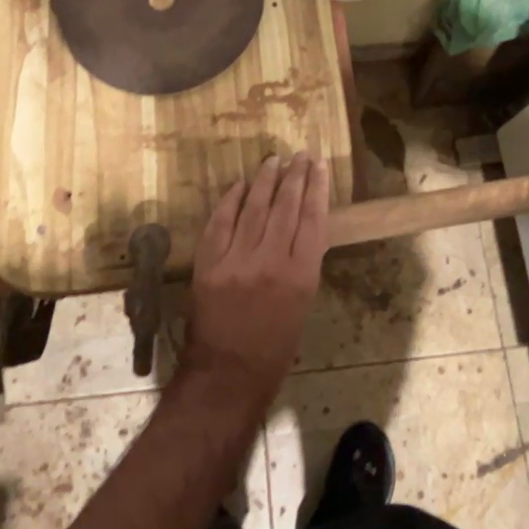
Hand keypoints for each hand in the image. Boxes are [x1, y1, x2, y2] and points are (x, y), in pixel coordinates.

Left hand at [184, 152, 328, 405]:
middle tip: (299, 155)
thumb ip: (303, 263)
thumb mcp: (303, 304)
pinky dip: (231, 199)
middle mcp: (271, 261)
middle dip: (294, 176)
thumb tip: (302, 225)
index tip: (318, 165)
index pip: (313, 218)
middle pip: (285, 206)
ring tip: (274, 161)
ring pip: (254, 207)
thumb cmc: (274, 347)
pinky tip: (240, 184)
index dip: (316, 187)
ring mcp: (237, 259)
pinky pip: (221, 221)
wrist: (228, 373)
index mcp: (301, 275)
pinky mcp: (209, 262)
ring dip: (265, 180)